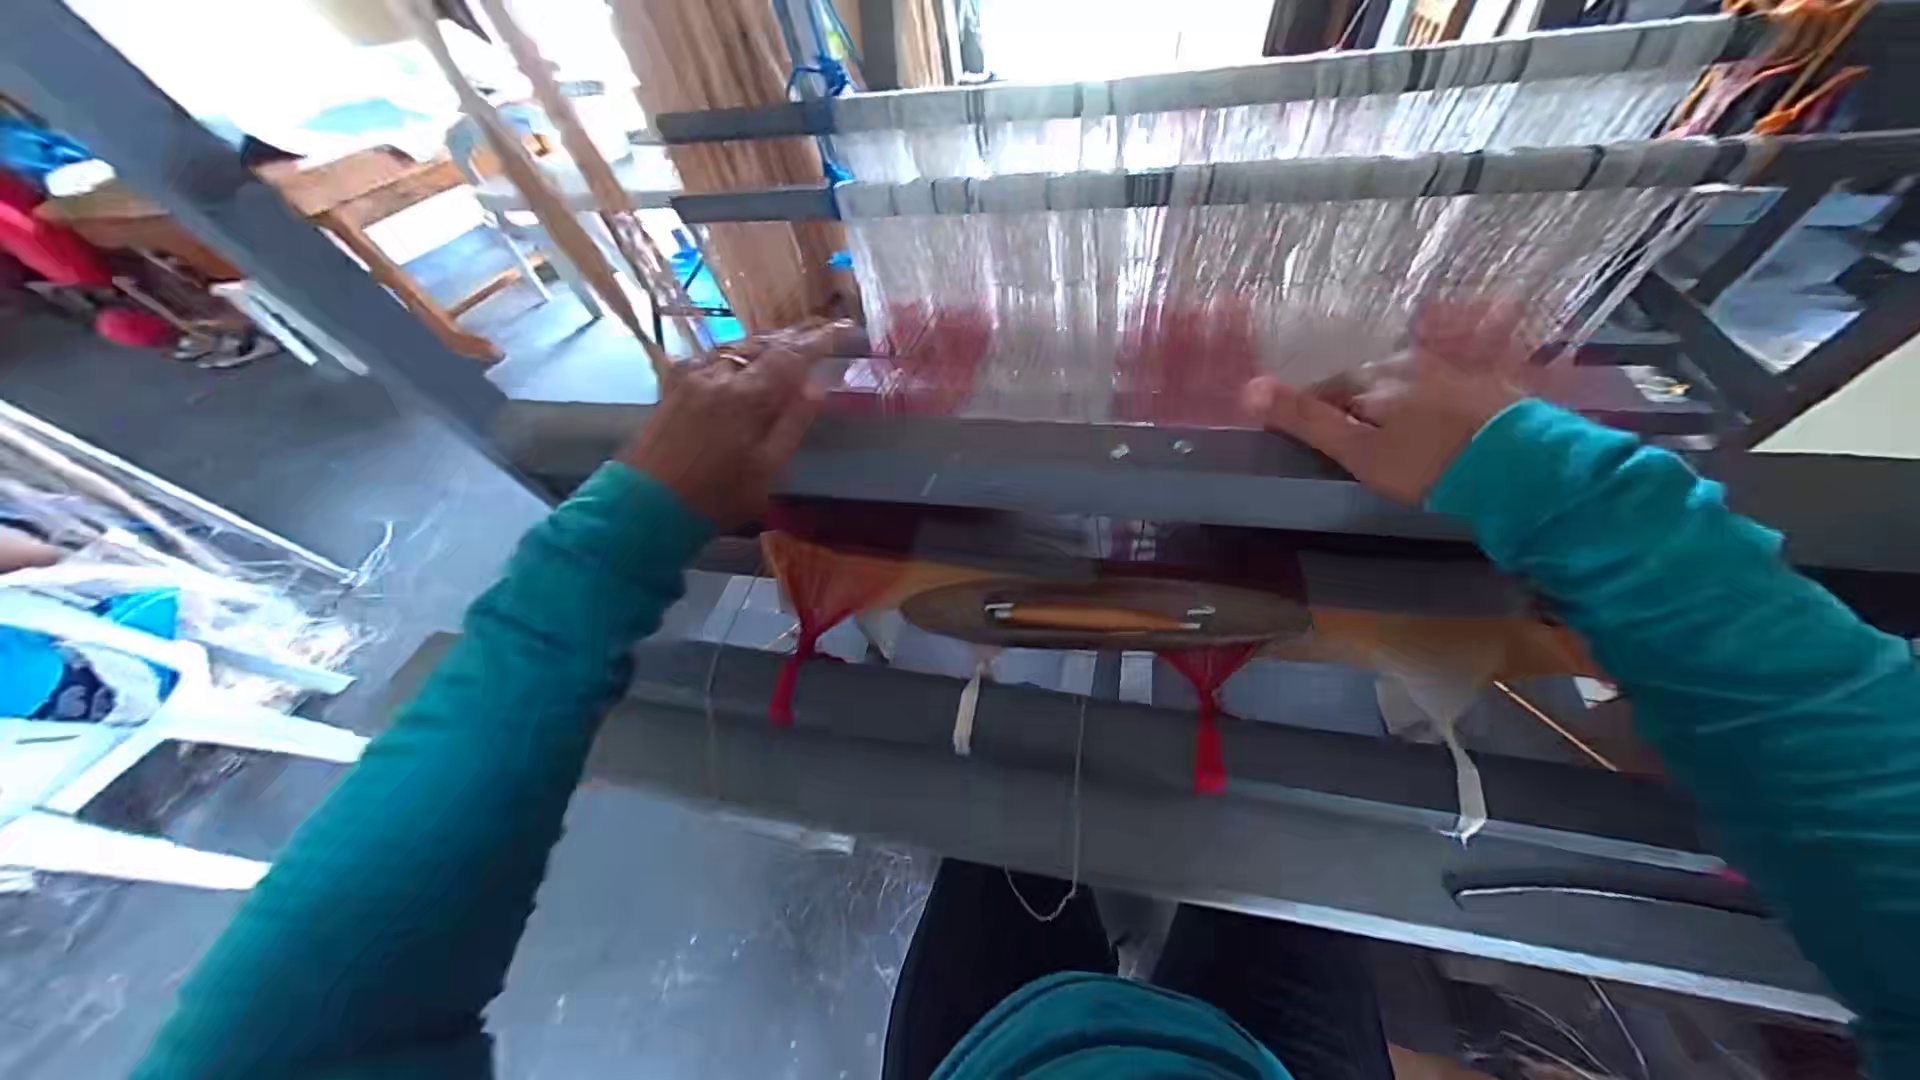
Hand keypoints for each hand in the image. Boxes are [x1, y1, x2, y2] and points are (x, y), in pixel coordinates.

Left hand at [620, 323, 838, 526]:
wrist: (646, 505)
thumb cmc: (716, 496)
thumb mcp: (767, 468)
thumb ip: (793, 423)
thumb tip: (816, 386)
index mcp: (746, 397)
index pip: (791, 356)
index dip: (819, 340)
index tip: (844, 328)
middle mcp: (718, 374)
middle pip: (764, 343)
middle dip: (796, 334)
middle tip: (823, 328)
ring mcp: (692, 375)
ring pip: (739, 345)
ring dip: (769, 342)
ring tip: (792, 340)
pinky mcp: (675, 384)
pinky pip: (716, 355)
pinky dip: (741, 352)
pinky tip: (748, 358)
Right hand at [1243, 347, 1523, 504]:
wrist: (1524, 470)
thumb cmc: (1426, 463)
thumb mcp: (1355, 449)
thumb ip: (1304, 419)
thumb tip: (1250, 387)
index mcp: (1375, 375)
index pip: (1322, 391)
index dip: (1306, 416)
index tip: (1303, 444)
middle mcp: (1412, 361)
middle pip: (1361, 386)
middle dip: (1347, 411)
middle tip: (1347, 450)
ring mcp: (1451, 370)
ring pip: (1397, 389)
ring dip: (1383, 411)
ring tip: (1385, 446)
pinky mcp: (1483, 385)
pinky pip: (1431, 394)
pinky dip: (1418, 412)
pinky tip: (1425, 436)